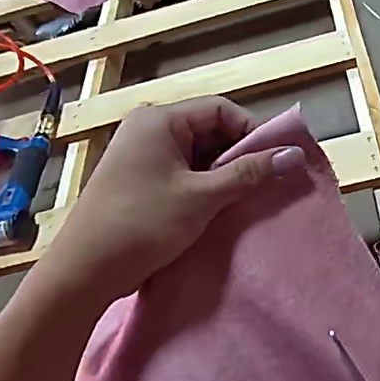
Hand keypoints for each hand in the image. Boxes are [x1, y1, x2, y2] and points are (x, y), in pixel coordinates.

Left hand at [42, 97, 305, 301]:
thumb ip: (248, 173)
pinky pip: (181, 173)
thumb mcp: (202, 197)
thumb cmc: (143, 224)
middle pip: (208, 130)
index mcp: (159, 120)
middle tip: (261, 185)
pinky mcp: (139, 181)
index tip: (274, 162)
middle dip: (237, 156)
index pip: (220, 110)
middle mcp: (148, 129)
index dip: (251, 132)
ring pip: (197, 155)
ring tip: (242, 201)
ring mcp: (141, 156)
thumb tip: (293, 155)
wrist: (86, 269)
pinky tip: (217, 209)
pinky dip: (203, 188)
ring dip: (221, 175)